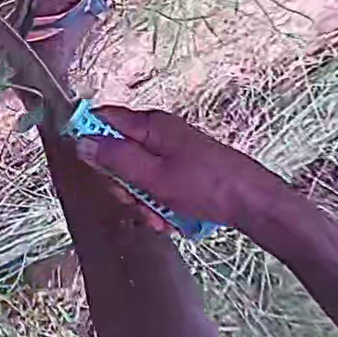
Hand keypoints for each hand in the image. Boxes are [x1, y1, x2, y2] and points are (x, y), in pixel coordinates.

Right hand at [74, 106, 286, 231]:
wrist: (257, 205)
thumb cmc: (206, 187)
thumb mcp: (152, 176)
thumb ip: (113, 158)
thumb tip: (80, 141)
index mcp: (150, 124)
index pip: (102, 118)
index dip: (88, 138)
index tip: (89, 164)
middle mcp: (158, 132)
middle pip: (117, 150)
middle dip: (120, 181)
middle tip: (133, 200)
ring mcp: (171, 150)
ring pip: (135, 172)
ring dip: (140, 198)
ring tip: (158, 216)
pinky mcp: (182, 168)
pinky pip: (155, 182)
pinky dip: (157, 201)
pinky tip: (169, 218)